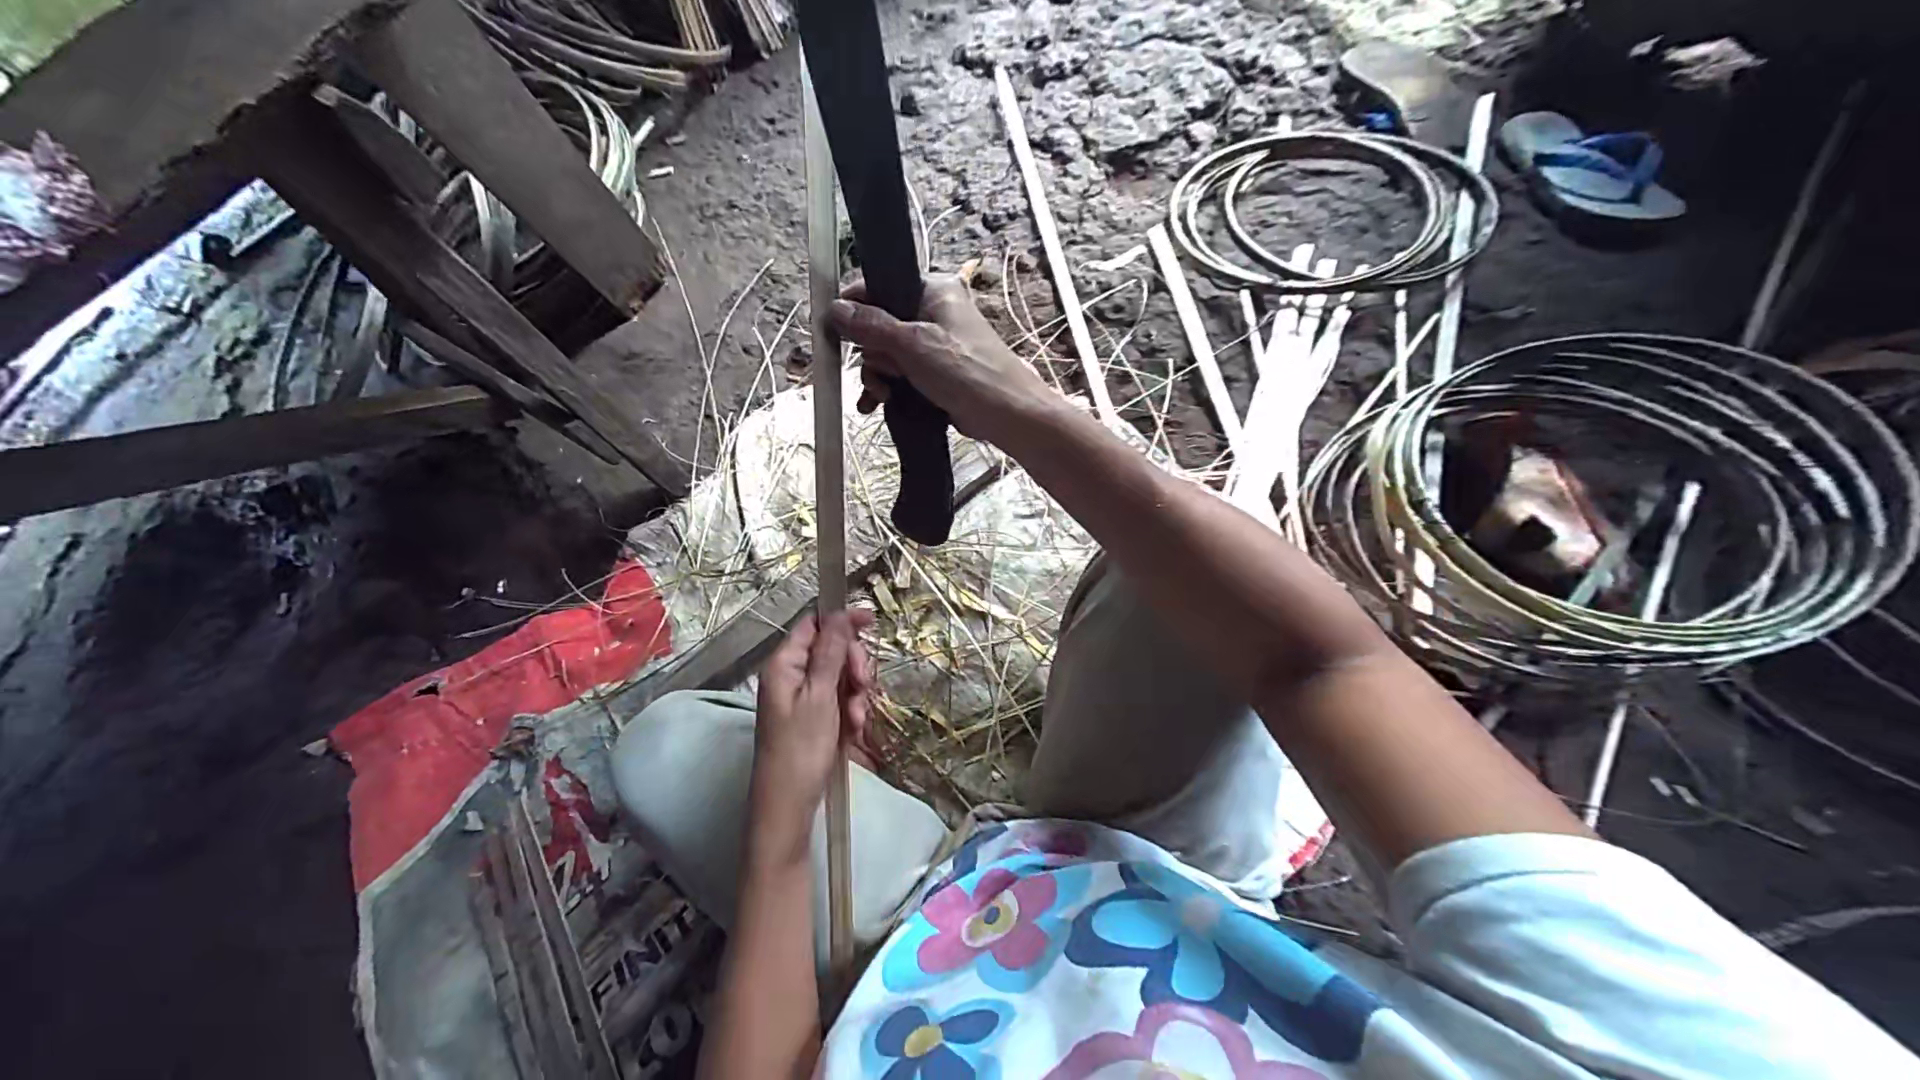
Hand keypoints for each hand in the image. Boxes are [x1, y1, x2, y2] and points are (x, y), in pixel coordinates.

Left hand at [749, 609, 876, 848]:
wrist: (789, 805)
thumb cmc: (800, 748)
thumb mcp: (819, 696)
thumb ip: (831, 653)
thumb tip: (839, 614)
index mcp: (784, 664)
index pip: (814, 624)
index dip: (842, 621)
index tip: (872, 622)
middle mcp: (792, 675)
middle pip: (832, 650)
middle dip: (853, 665)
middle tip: (861, 684)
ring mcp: (804, 697)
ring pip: (841, 676)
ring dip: (855, 692)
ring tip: (855, 718)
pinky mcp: (816, 717)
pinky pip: (841, 700)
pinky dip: (851, 710)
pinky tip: (854, 729)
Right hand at [829, 274, 1061, 443]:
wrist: (1006, 414)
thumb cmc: (967, 371)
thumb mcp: (912, 343)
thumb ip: (871, 326)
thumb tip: (835, 309)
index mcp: (933, 290)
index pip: (879, 287)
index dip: (853, 308)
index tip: (834, 330)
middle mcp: (933, 312)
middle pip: (878, 324)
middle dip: (871, 353)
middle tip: (882, 371)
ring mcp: (934, 344)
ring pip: (886, 353)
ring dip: (877, 375)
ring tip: (882, 395)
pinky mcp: (935, 372)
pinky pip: (899, 374)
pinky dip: (887, 387)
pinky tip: (877, 404)